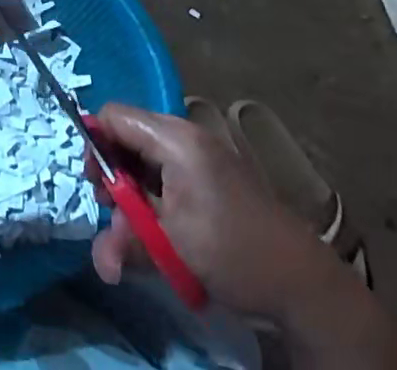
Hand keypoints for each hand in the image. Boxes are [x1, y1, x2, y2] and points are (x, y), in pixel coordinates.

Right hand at [88, 104, 371, 324]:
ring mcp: (200, 156)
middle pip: (127, 137)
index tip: (97, 186)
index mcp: (175, 138)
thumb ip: (126, 242)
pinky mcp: (209, 177)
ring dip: (133, 194)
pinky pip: (165, 174)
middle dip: (113, 175)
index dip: (95, 145)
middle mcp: (186, 136)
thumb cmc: (233, 252)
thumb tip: (100, 259)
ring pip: (144, 160)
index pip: (114, 116)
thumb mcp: (172, 247)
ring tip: (141, 232)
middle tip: (117, 214)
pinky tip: (161, 232)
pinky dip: (154, 199)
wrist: (301, 281)